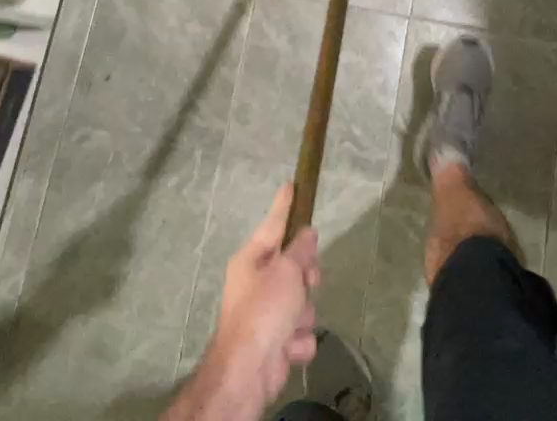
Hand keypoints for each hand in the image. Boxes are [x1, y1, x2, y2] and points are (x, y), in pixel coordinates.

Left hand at [166, 185, 319, 420]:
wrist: (248, 371)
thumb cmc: (263, 311)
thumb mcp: (286, 272)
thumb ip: (300, 250)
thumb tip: (307, 231)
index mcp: (251, 260)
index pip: (273, 224)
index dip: (284, 205)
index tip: (291, 185)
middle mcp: (257, 283)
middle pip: (295, 267)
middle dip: (306, 277)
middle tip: (308, 281)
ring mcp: (267, 313)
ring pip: (303, 302)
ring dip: (303, 315)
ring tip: (291, 325)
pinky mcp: (277, 340)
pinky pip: (300, 331)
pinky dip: (298, 340)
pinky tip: (288, 346)